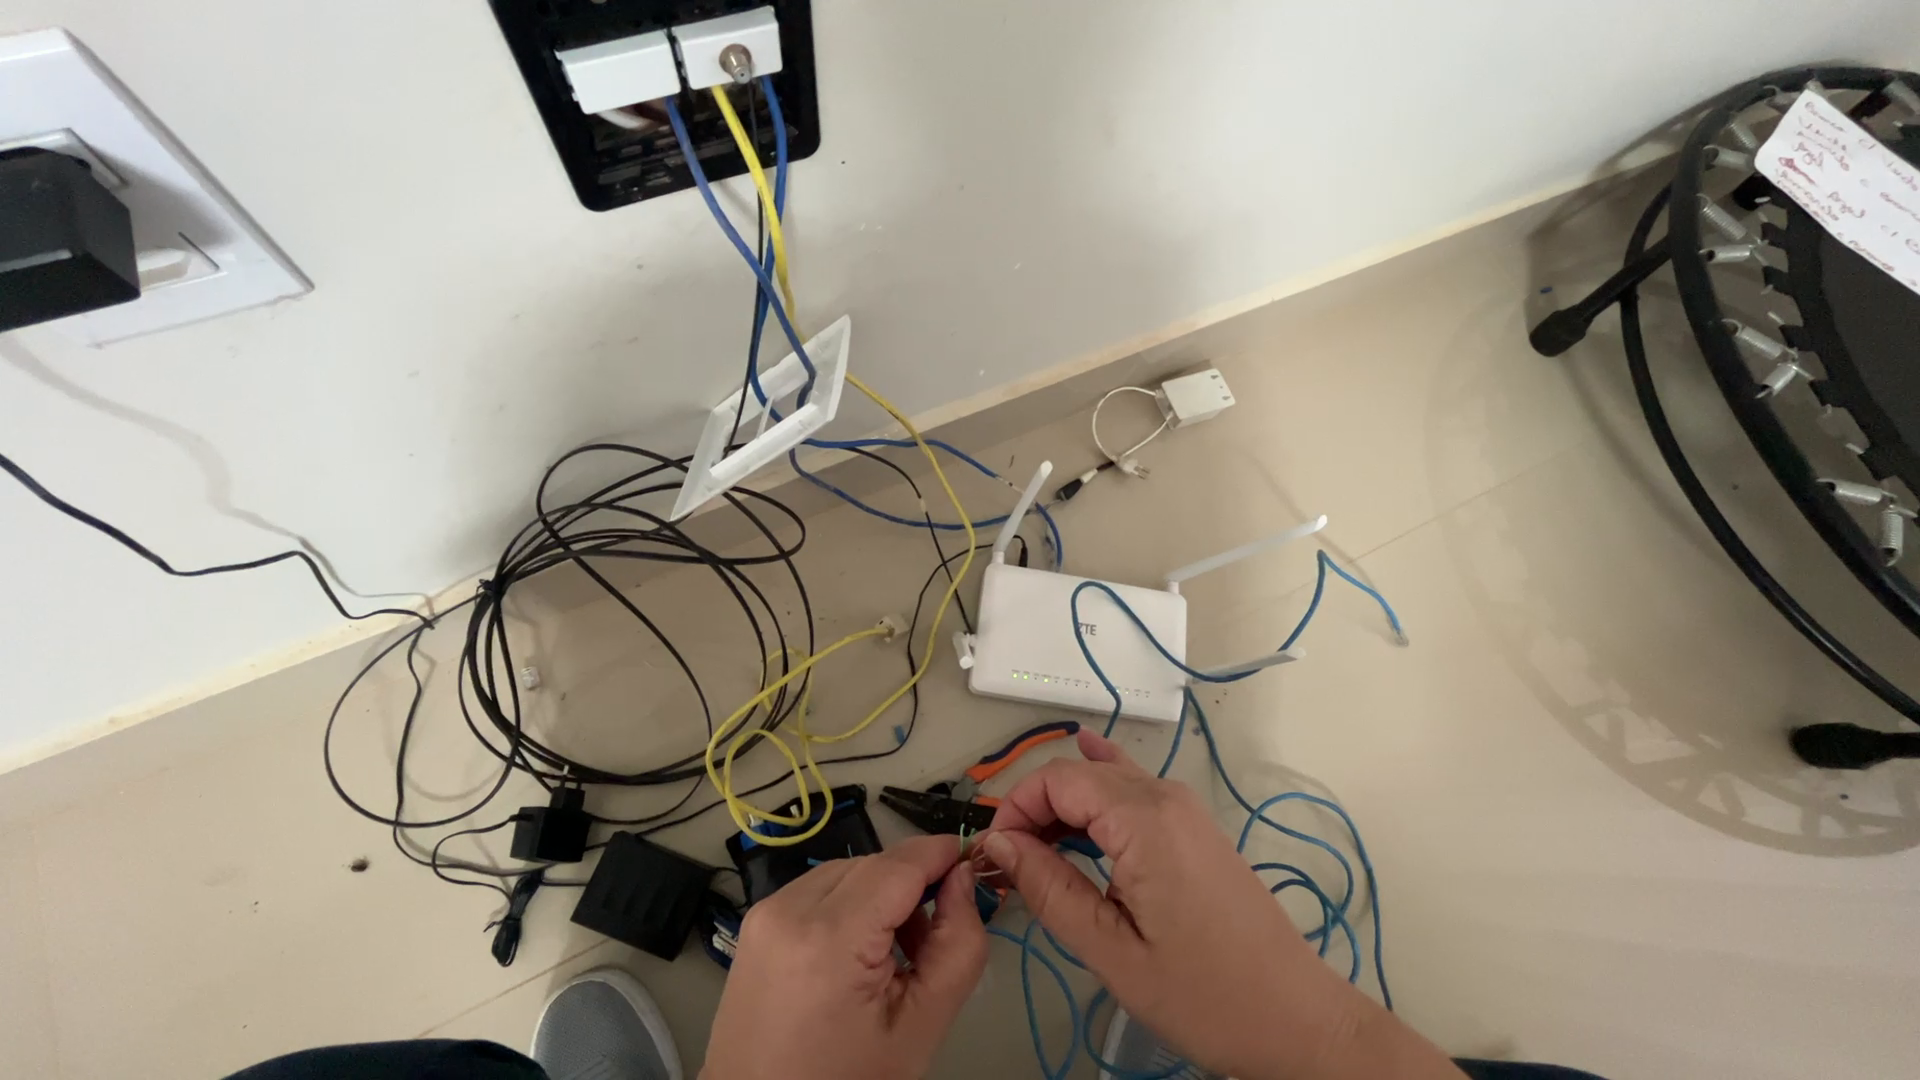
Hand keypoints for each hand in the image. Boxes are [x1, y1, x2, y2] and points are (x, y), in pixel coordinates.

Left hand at [700, 835, 987, 1079]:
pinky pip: (819, 886)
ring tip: (895, 953)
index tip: (974, 861)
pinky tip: (857, 950)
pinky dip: (849, 902)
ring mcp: (766, 911)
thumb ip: (957, 946)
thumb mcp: (920, 1027)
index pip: (900, 864)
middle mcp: (790, 908)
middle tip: (936, 935)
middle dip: (914, 884)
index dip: (941, 853)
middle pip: (875, 865)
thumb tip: (963, 877)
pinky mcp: (756, 919)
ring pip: (848, 870)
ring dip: (881, 893)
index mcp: (830, 938)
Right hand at [981, 730, 1460, 1079]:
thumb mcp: (1112, 951)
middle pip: (1079, 774)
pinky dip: (1101, 781)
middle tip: (1008, 861)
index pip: (1057, 780)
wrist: (1296, 1018)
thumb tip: (998, 844)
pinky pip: (1135, 787)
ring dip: (1063, 804)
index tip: (993, 855)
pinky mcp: (1193, 826)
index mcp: (1143, 819)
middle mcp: (1164, 796)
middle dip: (1034, 807)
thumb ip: (1049, 887)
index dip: (1015, 807)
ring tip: (1034, 847)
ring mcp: (1184, 808)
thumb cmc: (1202, 994)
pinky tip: (1087, 753)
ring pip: (1106, 778)